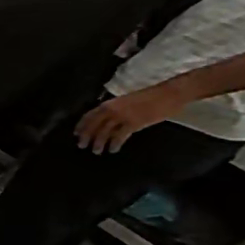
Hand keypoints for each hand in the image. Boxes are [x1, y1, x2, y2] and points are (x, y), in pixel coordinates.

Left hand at [75, 82, 199, 153]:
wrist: (168, 94)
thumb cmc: (149, 97)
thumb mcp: (125, 102)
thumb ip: (115, 110)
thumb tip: (107, 121)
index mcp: (109, 103)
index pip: (89, 115)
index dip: (81, 125)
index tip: (76, 133)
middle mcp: (112, 109)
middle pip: (93, 124)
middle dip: (86, 136)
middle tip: (81, 145)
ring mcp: (122, 116)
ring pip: (104, 131)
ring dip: (99, 142)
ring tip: (96, 151)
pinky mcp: (134, 123)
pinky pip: (120, 135)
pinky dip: (115, 143)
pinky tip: (113, 149)